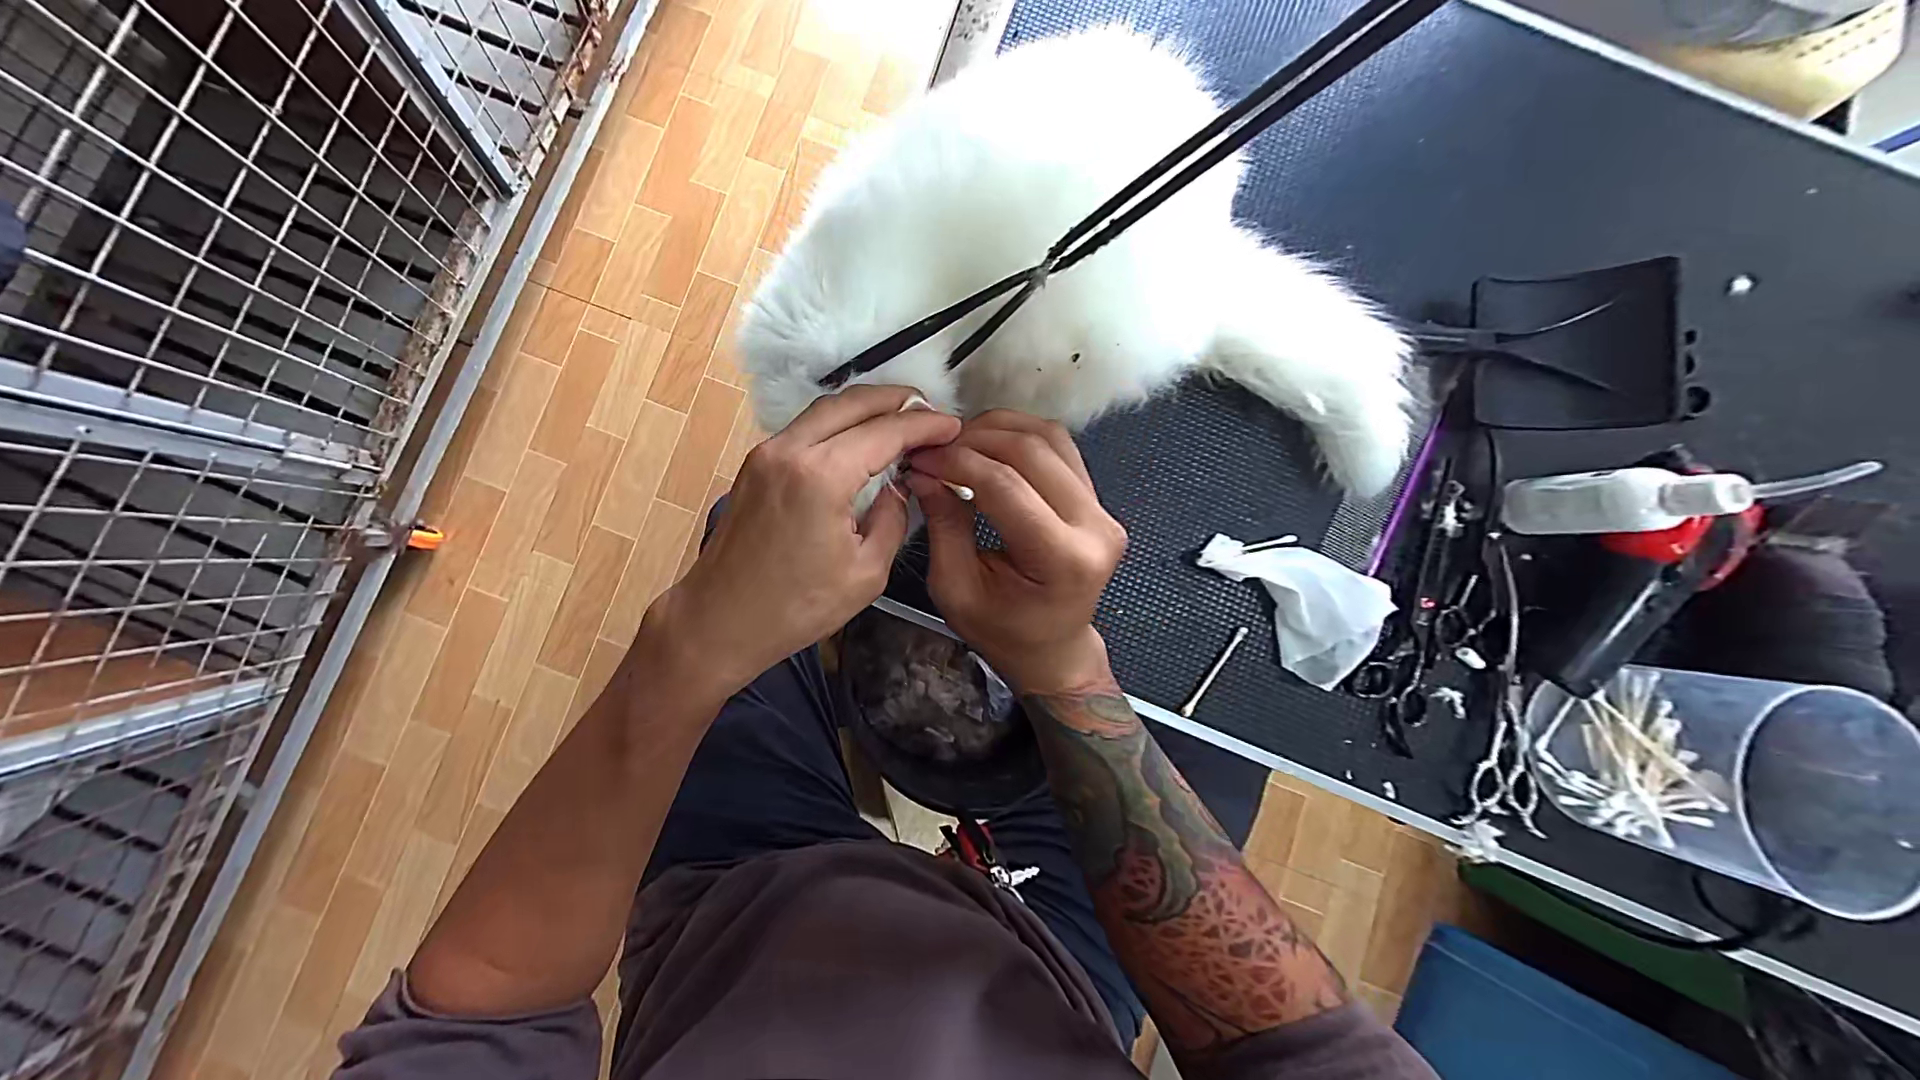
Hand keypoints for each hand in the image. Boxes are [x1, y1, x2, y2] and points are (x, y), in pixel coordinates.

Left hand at [651, 385, 959, 700]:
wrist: (721, 620)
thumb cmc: (796, 607)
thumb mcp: (867, 572)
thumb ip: (891, 518)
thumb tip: (898, 487)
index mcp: (822, 476)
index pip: (886, 431)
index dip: (925, 426)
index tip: (952, 427)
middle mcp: (791, 450)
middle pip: (854, 402)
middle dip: (898, 400)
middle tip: (931, 412)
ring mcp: (767, 453)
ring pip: (826, 408)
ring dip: (867, 407)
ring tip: (901, 419)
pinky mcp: (756, 464)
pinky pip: (807, 427)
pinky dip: (840, 423)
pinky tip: (860, 439)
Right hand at [905, 410, 1126, 695]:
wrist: (1053, 647)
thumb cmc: (1004, 631)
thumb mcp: (957, 590)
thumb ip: (944, 526)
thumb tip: (924, 472)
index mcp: (1062, 560)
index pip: (1006, 486)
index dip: (957, 462)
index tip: (922, 459)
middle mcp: (1094, 528)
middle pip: (1032, 451)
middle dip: (974, 439)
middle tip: (935, 448)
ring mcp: (1103, 511)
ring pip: (1051, 438)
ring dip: (999, 429)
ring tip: (958, 444)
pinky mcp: (1098, 501)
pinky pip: (1060, 449)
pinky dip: (1020, 437)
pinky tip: (988, 446)